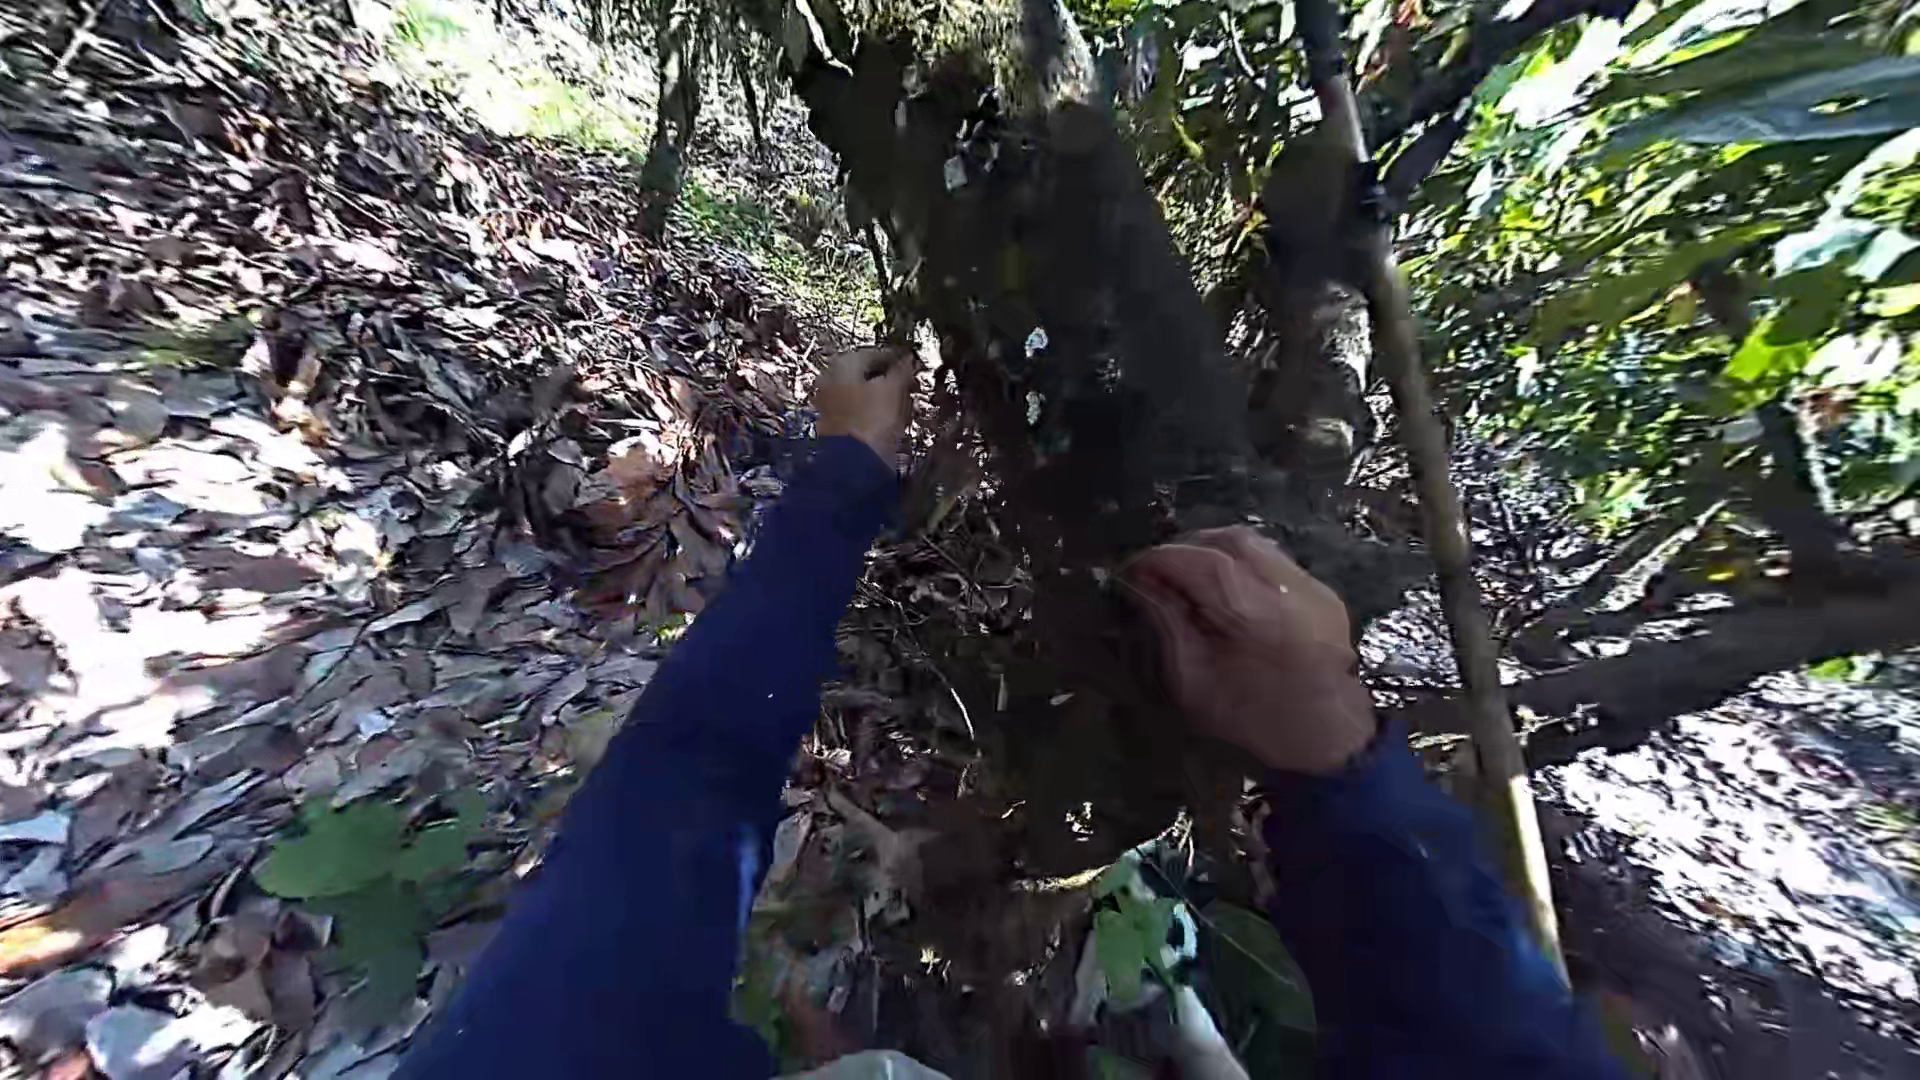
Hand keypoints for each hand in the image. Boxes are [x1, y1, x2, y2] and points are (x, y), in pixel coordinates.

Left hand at [814, 345, 913, 462]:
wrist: (854, 463)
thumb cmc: (873, 419)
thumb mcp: (894, 389)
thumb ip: (902, 370)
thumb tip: (909, 358)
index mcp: (841, 364)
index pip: (873, 353)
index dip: (895, 359)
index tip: (911, 366)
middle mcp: (828, 380)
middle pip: (862, 374)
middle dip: (884, 379)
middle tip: (906, 385)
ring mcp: (827, 405)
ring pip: (858, 393)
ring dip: (877, 396)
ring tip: (898, 405)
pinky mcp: (831, 427)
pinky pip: (854, 413)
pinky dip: (869, 412)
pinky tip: (884, 421)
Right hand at [1122, 526, 1375, 773]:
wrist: (1332, 745)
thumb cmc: (1253, 722)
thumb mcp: (1193, 681)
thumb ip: (1167, 623)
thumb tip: (1139, 583)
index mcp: (1260, 618)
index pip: (1201, 562)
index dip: (1158, 558)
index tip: (1128, 570)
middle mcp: (1292, 590)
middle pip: (1228, 541)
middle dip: (1182, 548)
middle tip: (1152, 570)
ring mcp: (1313, 586)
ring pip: (1251, 543)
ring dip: (1208, 550)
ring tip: (1181, 574)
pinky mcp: (1321, 590)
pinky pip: (1268, 557)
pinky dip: (1234, 561)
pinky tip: (1217, 586)